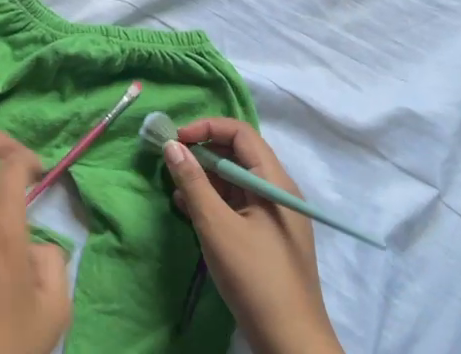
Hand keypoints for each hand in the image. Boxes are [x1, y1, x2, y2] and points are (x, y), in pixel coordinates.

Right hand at [162, 119, 342, 353]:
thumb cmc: (255, 277)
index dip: (207, 128)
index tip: (176, 140)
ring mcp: (274, 215)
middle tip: (170, 161)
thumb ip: (193, 182)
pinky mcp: (266, 236)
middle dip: (202, 152)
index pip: (241, 133)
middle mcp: (278, 192)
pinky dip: (213, 200)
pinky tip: (188, 210)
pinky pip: (237, 203)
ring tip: (175, 189)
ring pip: (235, 180)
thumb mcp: (216, 226)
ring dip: (204, 177)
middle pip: (238, 153)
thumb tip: (172, 144)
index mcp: (275, 182)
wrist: (290, 341)